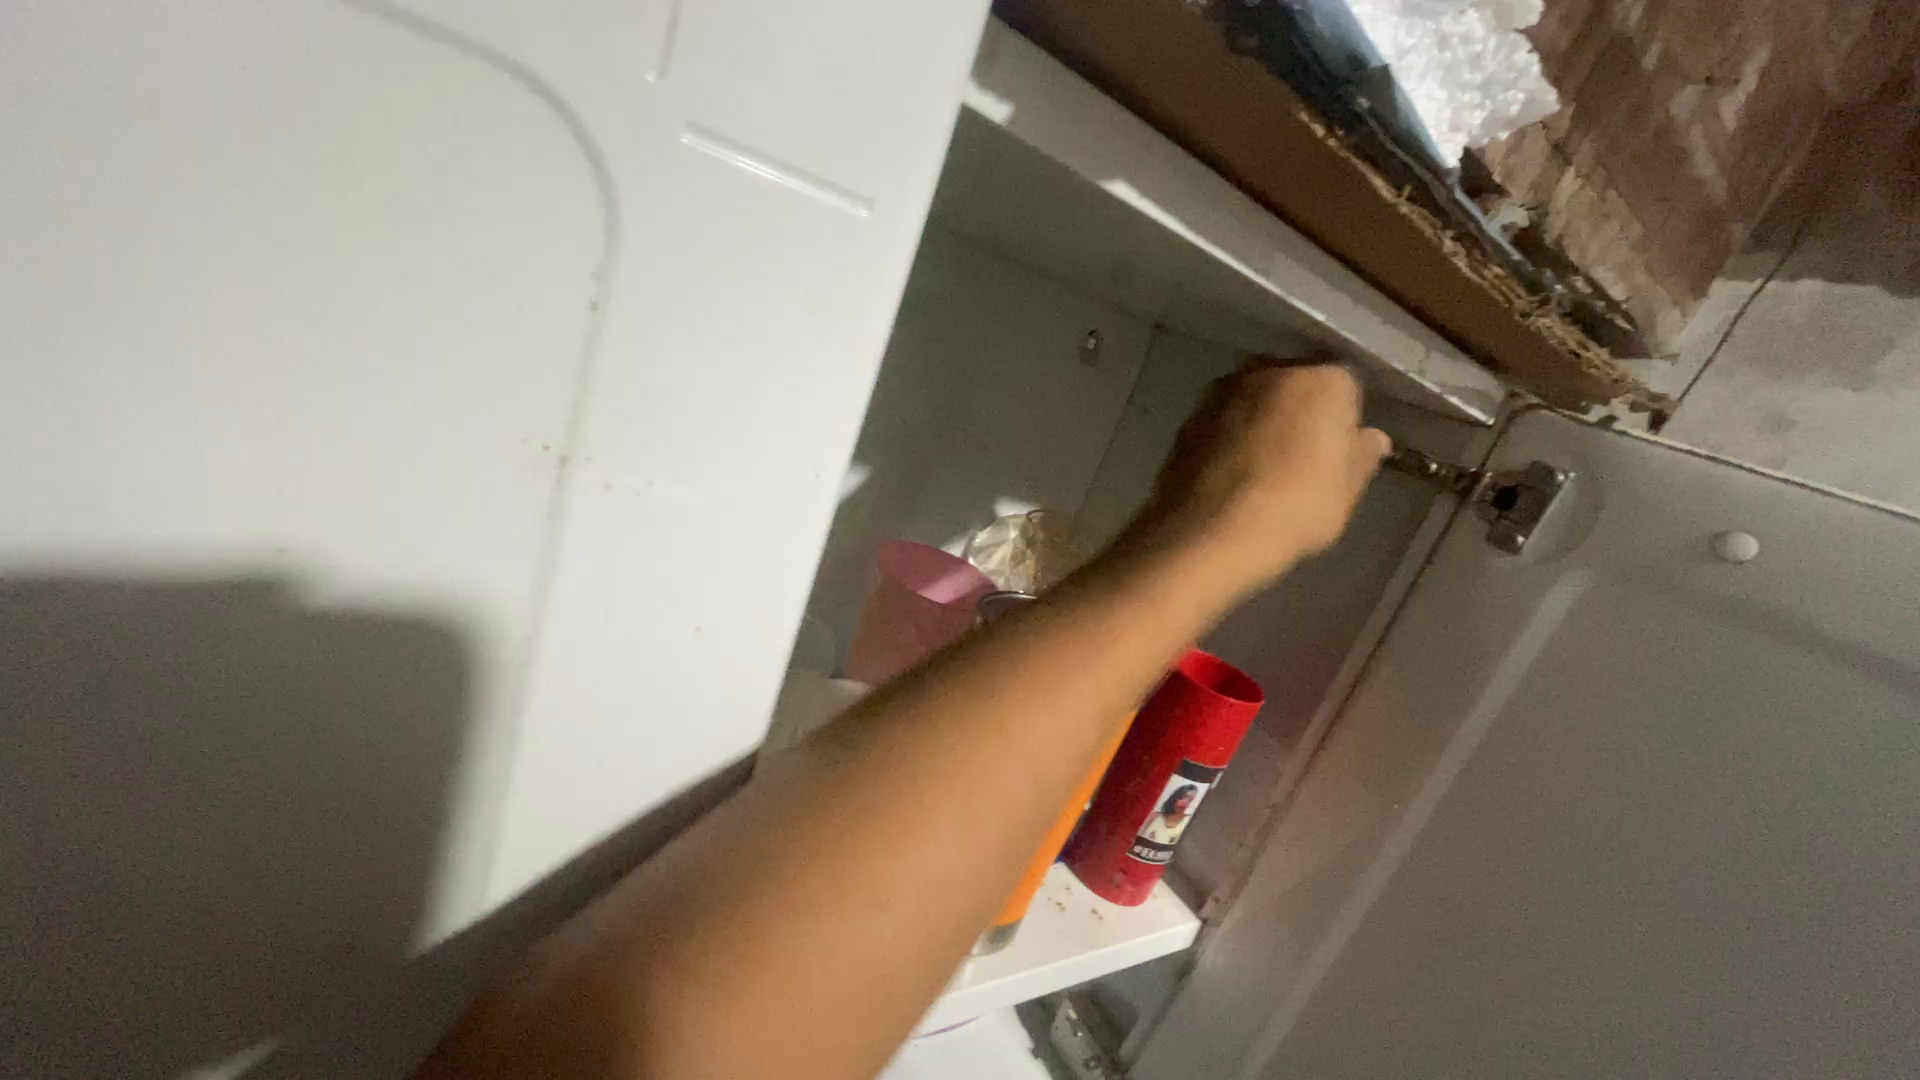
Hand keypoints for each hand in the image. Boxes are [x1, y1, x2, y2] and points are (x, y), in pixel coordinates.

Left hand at [1118, 359, 1390, 599]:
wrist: (1207, 534)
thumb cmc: (1293, 509)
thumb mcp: (1346, 492)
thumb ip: (1360, 457)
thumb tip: (1369, 438)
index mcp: (1321, 380)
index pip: (1344, 383)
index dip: (1342, 416)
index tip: (1337, 447)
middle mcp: (1266, 372)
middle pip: (1292, 383)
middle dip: (1296, 410)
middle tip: (1299, 456)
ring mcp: (1218, 394)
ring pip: (1250, 400)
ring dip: (1256, 422)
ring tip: (1259, 469)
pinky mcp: (1184, 422)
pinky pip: (1218, 425)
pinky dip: (1224, 440)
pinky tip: (1227, 475)